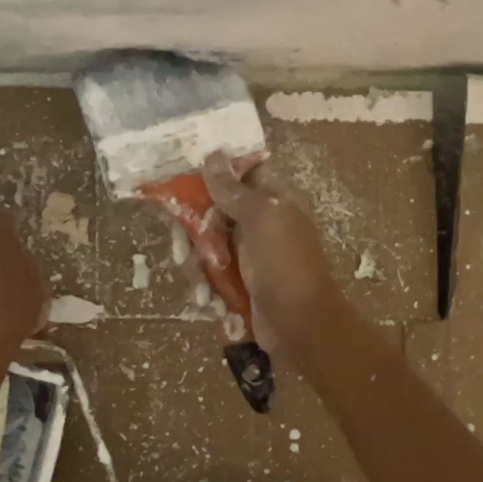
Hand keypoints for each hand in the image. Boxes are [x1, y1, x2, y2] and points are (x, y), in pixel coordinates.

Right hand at [201, 151, 344, 357]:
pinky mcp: (239, 282)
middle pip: (215, 210)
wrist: (300, 326)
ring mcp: (250, 254)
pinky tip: (207, 297)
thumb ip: (232, 189)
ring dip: (197, 261)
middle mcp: (261, 223)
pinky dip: (206, 285)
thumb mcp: (260, 218)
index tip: (182, 177)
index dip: (213, 173)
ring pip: (207, 244)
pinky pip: (211, 274)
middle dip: (194, 226)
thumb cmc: (284, 265)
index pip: (241, 173)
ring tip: (197, 277)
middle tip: (183, 243)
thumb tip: (212, 155)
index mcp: (275, 199)